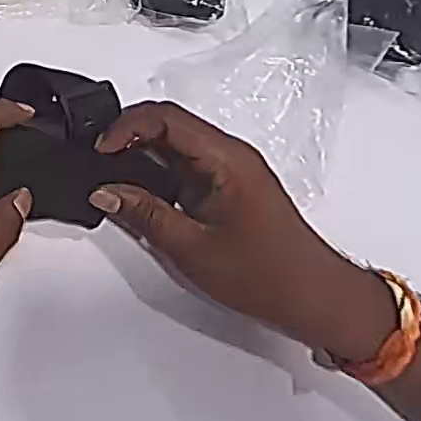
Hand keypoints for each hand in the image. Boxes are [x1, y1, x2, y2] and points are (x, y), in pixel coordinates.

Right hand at [88, 101, 395, 361]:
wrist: (321, 303)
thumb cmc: (273, 278)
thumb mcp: (193, 249)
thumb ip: (143, 215)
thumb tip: (104, 192)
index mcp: (227, 160)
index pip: (166, 118)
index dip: (125, 127)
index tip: (101, 149)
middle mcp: (229, 155)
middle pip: (167, 121)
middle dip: (126, 133)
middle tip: (99, 156)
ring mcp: (228, 167)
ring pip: (172, 140)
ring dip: (138, 149)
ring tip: (111, 172)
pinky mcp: (224, 182)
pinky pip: (180, 159)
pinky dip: (152, 166)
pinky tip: (137, 187)